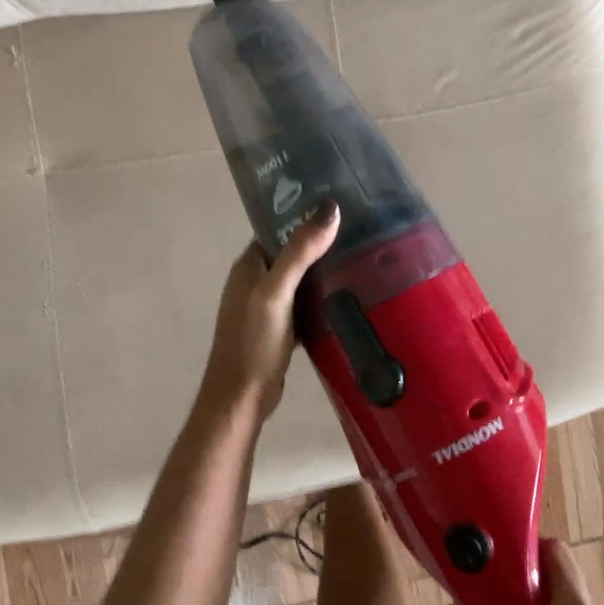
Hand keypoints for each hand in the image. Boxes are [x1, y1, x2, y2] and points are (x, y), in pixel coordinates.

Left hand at [200, 199, 339, 419]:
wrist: (241, 398)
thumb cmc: (253, 342)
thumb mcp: (277, 293)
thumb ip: (300, 252)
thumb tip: (330, 208)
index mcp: (249, 265)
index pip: (278, 228)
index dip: (304, 216)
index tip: (341, 206)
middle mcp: (255, 281)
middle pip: (292, 252)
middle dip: (320, 243)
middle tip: (361, 231)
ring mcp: (267, 307)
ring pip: (301, 280)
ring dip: (324, 271)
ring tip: (362, 257)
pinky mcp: (280, 329)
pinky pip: (305, 304)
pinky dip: (322, 299)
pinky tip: (349, 296)